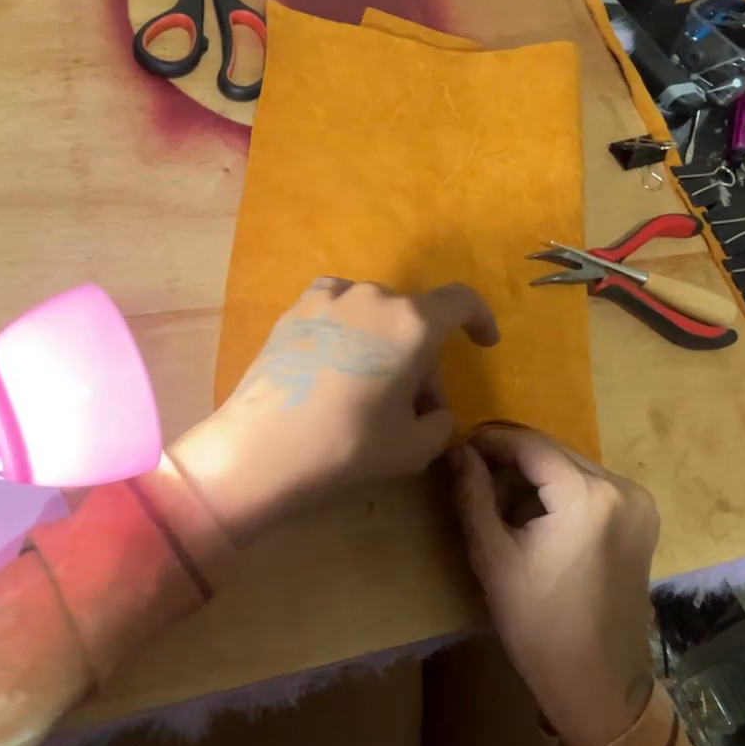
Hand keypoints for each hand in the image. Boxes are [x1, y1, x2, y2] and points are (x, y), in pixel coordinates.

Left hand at [171, 278, 498, 543]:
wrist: (260, 447)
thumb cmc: (348, 446)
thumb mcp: (412, 447)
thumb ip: (439, 424)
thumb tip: (436, 414)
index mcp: (413, 323)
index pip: (461, 302)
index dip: (480, 320)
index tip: (484, 343)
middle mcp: (373, 297)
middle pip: (414, 319)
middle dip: (424, 358)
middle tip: (415, 406)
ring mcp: (328, 299)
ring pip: (374, 314)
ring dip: (384, 343)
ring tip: (372, 387)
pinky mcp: (294, 312)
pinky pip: (337, 310)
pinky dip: (349, 330)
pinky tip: (338, 364)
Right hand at [451, 425, 660, 745]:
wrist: (598, 683)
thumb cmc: (539, 624)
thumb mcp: (493, 556)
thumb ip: (472, 493)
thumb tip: (456, 449)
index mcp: (589, 496)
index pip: (529, 444)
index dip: (488, 441)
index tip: (455, 450)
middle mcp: (623, 488)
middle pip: (552, 451)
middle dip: (508, 460)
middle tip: (471, 482)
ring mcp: (638, 503)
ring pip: (569, 465)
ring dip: (532, 476)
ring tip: (499, 508)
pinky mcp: (641, 518)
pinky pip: (588, 484)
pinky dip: (556, 491)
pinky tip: (534, 520)